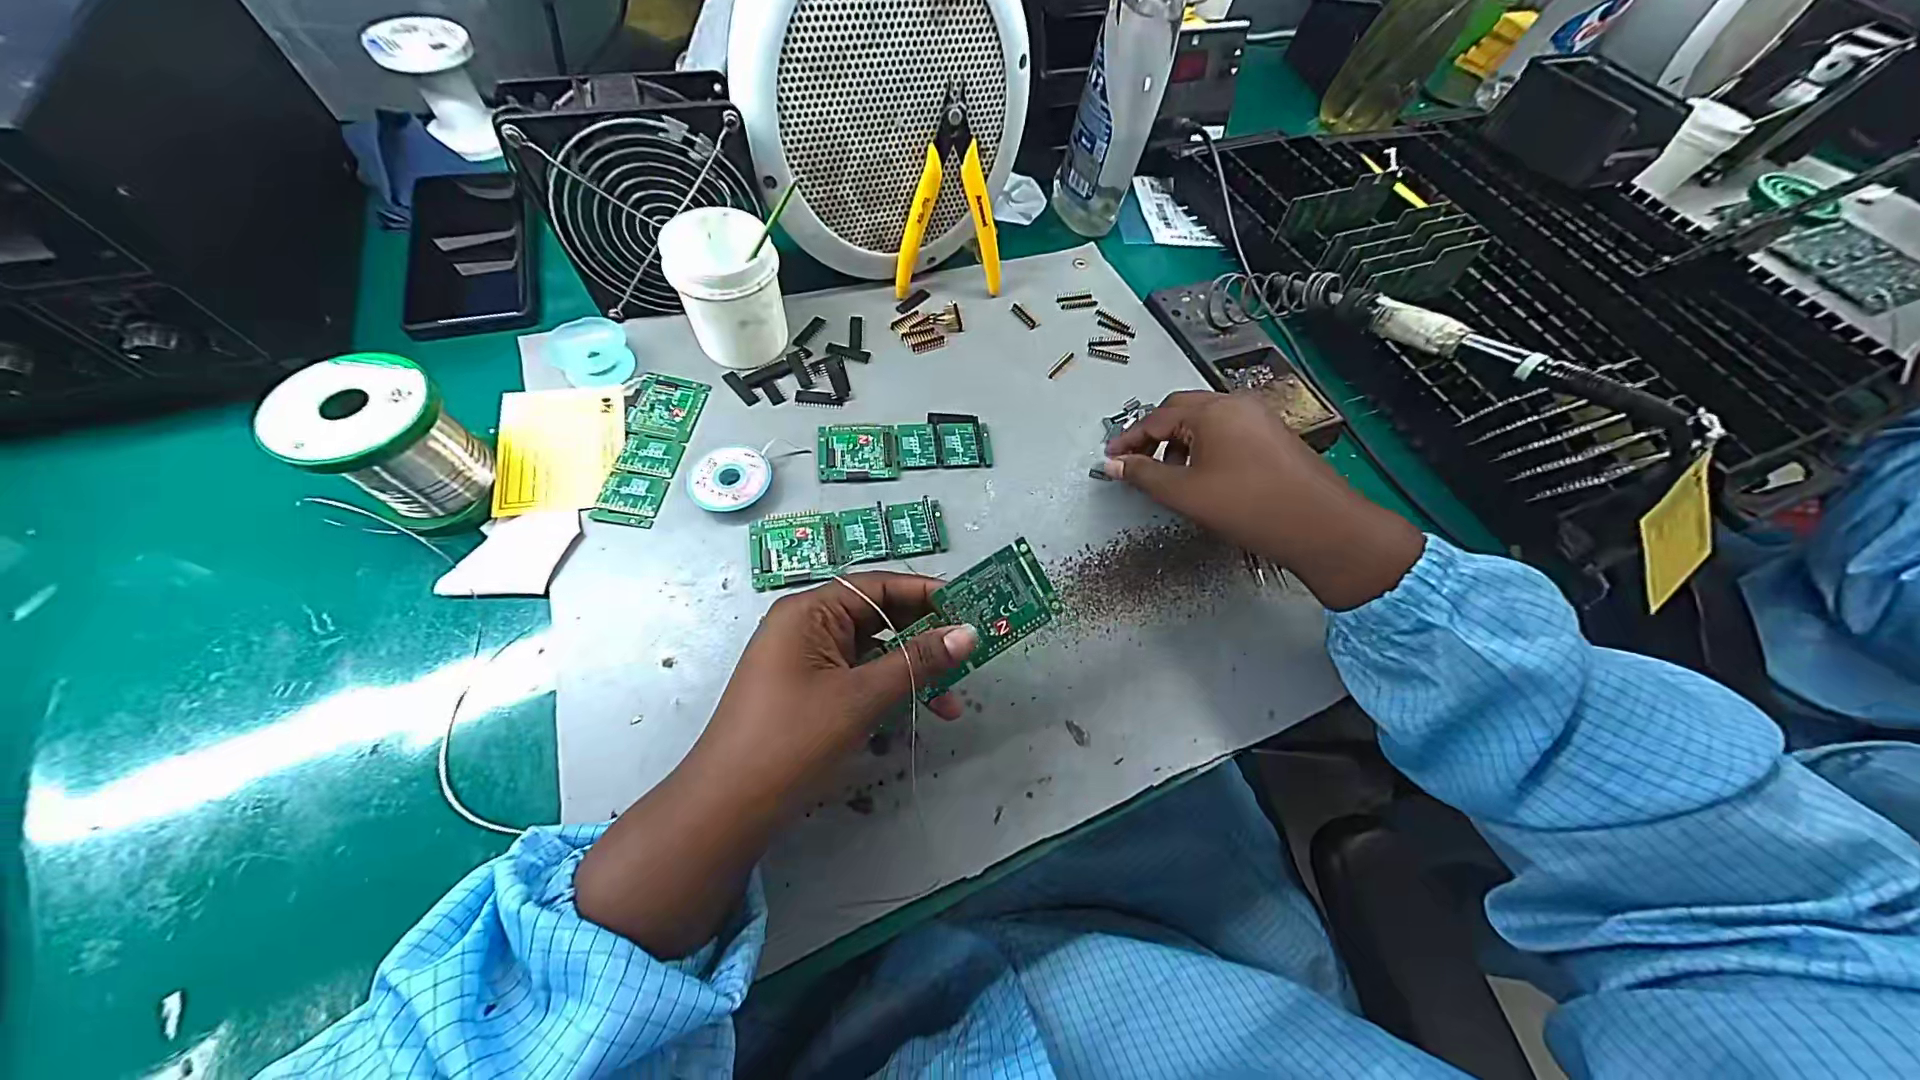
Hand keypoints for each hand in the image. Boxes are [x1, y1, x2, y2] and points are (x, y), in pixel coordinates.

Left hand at [575, 573, 976, 956]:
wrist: (728, 808)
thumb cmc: (793, 739)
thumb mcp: (862, 697)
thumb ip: (917, 662)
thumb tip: (968, 633)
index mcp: (811, 611)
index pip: (880, 586)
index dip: (928, 594)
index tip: (973, 605)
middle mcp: (807, 626)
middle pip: (879, 618)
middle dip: (926, 640)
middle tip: (969, 656)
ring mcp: (807, 660)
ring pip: (874, 653)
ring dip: (912, 674)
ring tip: (951, 705)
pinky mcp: (809, 691)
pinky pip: (859, 678)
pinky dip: (889, 691)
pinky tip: (917, 715)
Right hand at [1103, 390, 1423, 609]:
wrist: (1321, 526)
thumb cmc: (1249, 506)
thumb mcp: (1184, 493)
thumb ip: (1142, 475)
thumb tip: (1113, 465)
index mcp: (1213, 410)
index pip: (1156, 417)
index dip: (1129, 440)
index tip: (1111, 459)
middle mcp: (1237, 405)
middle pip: (1181, 411)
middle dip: (1154, 436)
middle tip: (1136, 463)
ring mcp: (1259, 418)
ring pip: (1205, 422)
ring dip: (1179, 443)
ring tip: (1169, 475)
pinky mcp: (1273, 437)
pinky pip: (1227, 432)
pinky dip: (1204, 448)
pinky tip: (1202, 477)